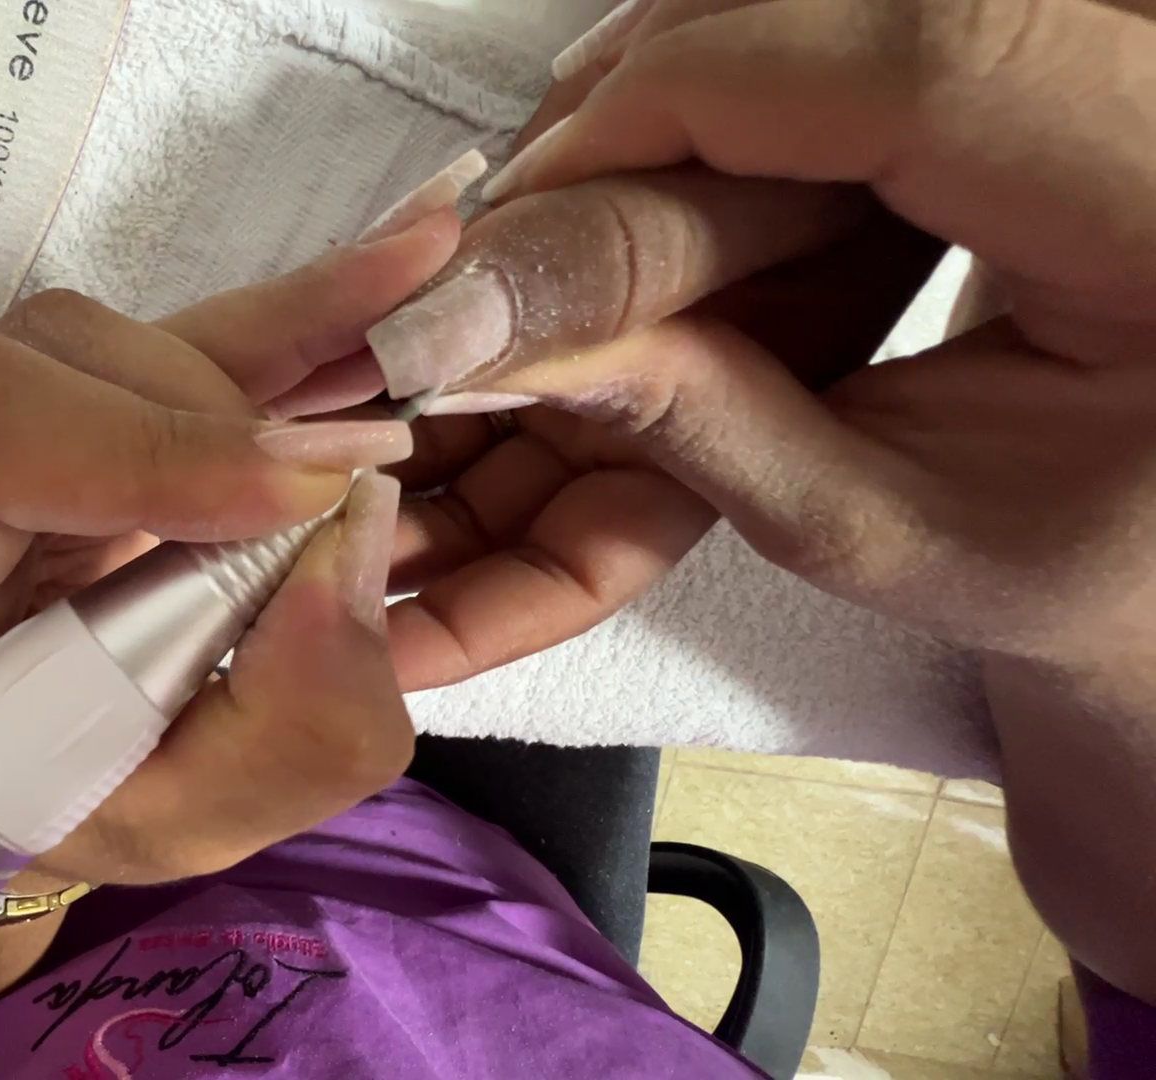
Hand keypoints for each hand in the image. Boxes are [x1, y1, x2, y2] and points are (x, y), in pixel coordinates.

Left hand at [0, 211, 459, 885]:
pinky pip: (170, 333)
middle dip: (221, 420)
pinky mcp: (65, 401)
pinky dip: (287, 313)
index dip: (153, 444)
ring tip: (360, 432)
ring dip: (260, 377)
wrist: (14, 763)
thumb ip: (286, 732)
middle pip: (56, 356)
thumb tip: (352, 544)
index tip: (299, 496)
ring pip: (122, 333)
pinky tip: (396, 262)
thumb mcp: (180, 822)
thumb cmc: (68, 805)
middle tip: (338, 492)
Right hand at [373, 0, 1155, 996]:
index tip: (529, 196)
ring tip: (588, 179)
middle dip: (655, 74)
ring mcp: (1124, 46)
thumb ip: (698, 428)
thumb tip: (513, 348)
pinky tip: (671, 138)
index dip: (680, 99)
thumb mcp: (863, 531)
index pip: (919, 57)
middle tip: (534, 199)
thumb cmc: (1058, 560)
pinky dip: (733, 51)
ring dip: (682, 57)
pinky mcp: (1067, 52)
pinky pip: (862, 5)